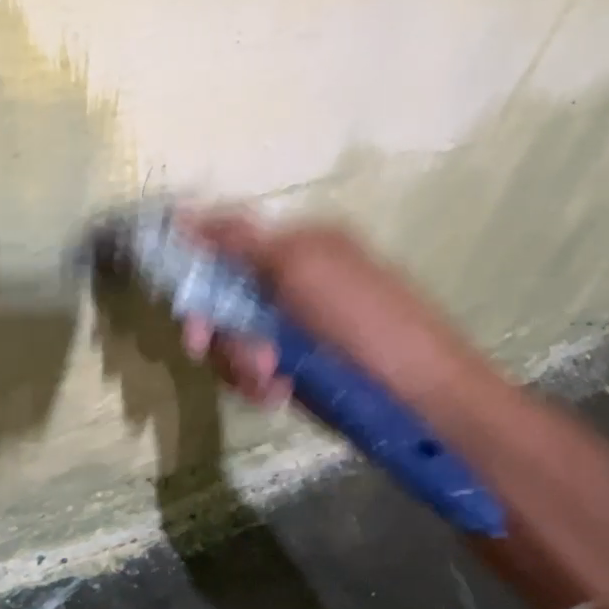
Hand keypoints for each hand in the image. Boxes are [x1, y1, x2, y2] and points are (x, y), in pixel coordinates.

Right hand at [174, 208, 389, 410]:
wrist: (427, 398)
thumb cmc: (362, 321)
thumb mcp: (298, 266)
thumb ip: (236, 239)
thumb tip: (181, 210)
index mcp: (300, 243)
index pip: (227, 242)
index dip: (198, 270)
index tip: (185, 304)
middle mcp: (296, 280)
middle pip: (225, 296)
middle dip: (222, 328)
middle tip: (214, 350)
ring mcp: (300, 326)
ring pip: (236, 338)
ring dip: (240, 362)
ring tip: (269, 380)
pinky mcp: (303, 367)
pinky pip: (257, 370)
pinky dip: (260, 383)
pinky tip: (278, 394)